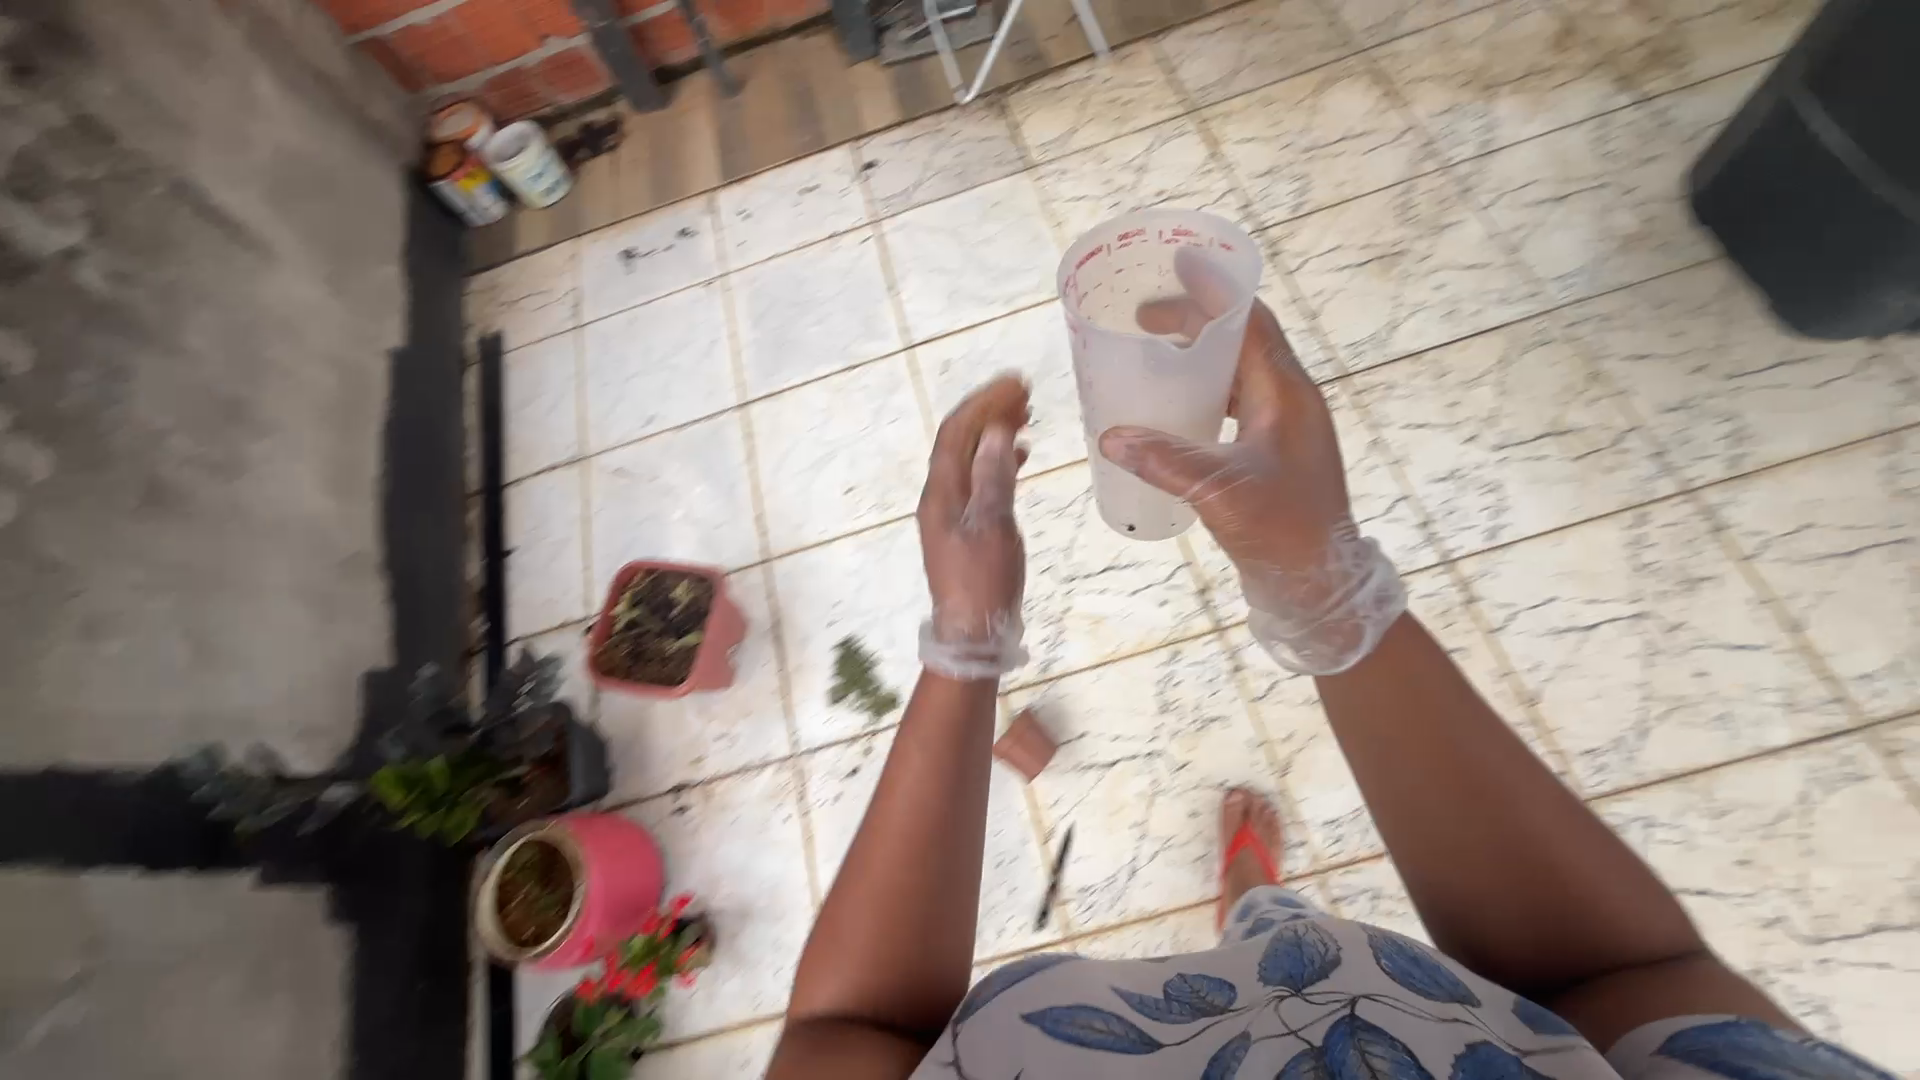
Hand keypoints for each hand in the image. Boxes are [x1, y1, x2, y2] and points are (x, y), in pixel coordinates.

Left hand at [917, 374, 1031, 680]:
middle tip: (1025, 393)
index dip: (984, 402)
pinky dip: (998, 462)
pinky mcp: (964, 526)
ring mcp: (950, 511)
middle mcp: (940, 496)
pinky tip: (1020, 456)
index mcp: (941, 493)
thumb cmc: (983, 582)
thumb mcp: (992, 528)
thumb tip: (995, 431)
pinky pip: (979, 480)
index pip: (957, 432)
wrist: (971, 634)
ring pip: (971, 458)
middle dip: (989, 412)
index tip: (1016, 383)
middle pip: (961, 441)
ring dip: (995, 433)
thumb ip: (993, 478)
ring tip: (1027, 415)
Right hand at [1097, 278, 1404, 674]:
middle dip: (1193, 323)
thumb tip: (1110, 437)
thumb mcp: (1219, 491)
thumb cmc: (1283, 531)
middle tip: (1144, 318)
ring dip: (1195, 359)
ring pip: (1235, 374)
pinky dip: (1200, 395)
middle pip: (1240, 342)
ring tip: (1152, 355)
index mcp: (1288, 396)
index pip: (1251, 322)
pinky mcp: (1271, 452)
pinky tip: (1171, 410)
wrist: (1319, 581)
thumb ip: (1164, 460)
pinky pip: (1232, 405)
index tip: (1177, 265)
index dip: (1215, 291)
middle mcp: (1289, 402)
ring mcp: (1282, 428)